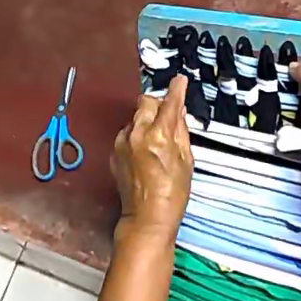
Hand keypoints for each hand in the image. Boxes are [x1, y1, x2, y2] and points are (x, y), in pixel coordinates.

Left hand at [112, 74, 192, 245]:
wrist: (146, 219)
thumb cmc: (172, 194)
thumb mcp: (186, 160)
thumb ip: (181, 131)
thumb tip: (178, 111)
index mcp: (158, 136)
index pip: (169, 103)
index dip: (176, 90)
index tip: (179, 81)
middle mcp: (137, 134)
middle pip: (145, 102)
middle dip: (157, 105)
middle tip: (168, 118)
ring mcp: (122, 143)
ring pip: (135, 117)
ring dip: (146, 121)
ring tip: (157, 141)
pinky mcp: (114, 152)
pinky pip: (127, 133)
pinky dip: (136, 135)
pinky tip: (145, 152)